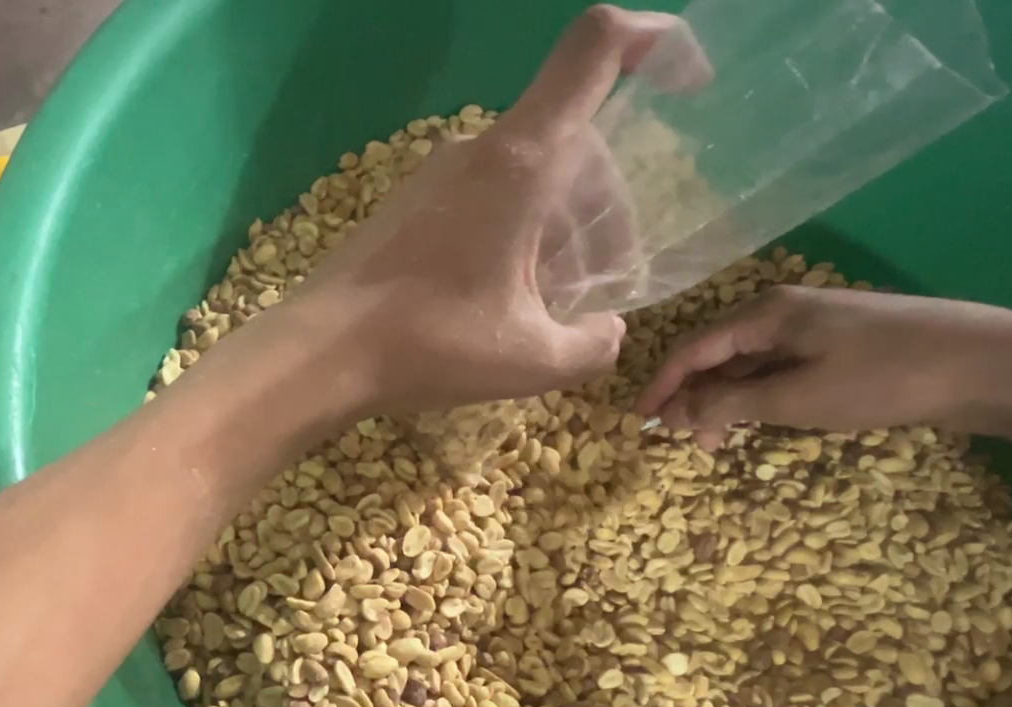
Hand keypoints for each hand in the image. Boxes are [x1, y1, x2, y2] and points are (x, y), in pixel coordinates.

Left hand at [281, 5, 702, 417]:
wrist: (321, 353)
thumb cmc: (429, 347)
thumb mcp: (531, 360)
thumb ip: (594, 345)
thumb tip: (608, 330)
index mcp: (522, 160)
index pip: (597, 49)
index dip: (658, 41)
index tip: (690, 83)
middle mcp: (476, 150)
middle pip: (572, 143)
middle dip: (606, 205)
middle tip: (606, 279)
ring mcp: (434, 176)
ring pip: (525, 178)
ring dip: (558, 228)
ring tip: (555, 300)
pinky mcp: (406, 206)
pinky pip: (482, 199)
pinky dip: (512, 234)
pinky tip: (501, 297)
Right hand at [633, 285, 1011, 448]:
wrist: (997, 364)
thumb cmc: (884, 378)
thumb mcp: (795, 397)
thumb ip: (726, 403)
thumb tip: (673, 414)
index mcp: (765, 314)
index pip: (690, 349)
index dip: (660, 386)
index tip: (639, 422)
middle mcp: (783, 311)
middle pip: (715, 355)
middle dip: (692, 397)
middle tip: (689, 443)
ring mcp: (815, 325)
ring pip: (746, 363)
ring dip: (724, 400)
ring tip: (722, 441)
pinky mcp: (840, 343)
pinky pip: (777, 367)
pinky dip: (757, 395)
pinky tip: (760, 420)